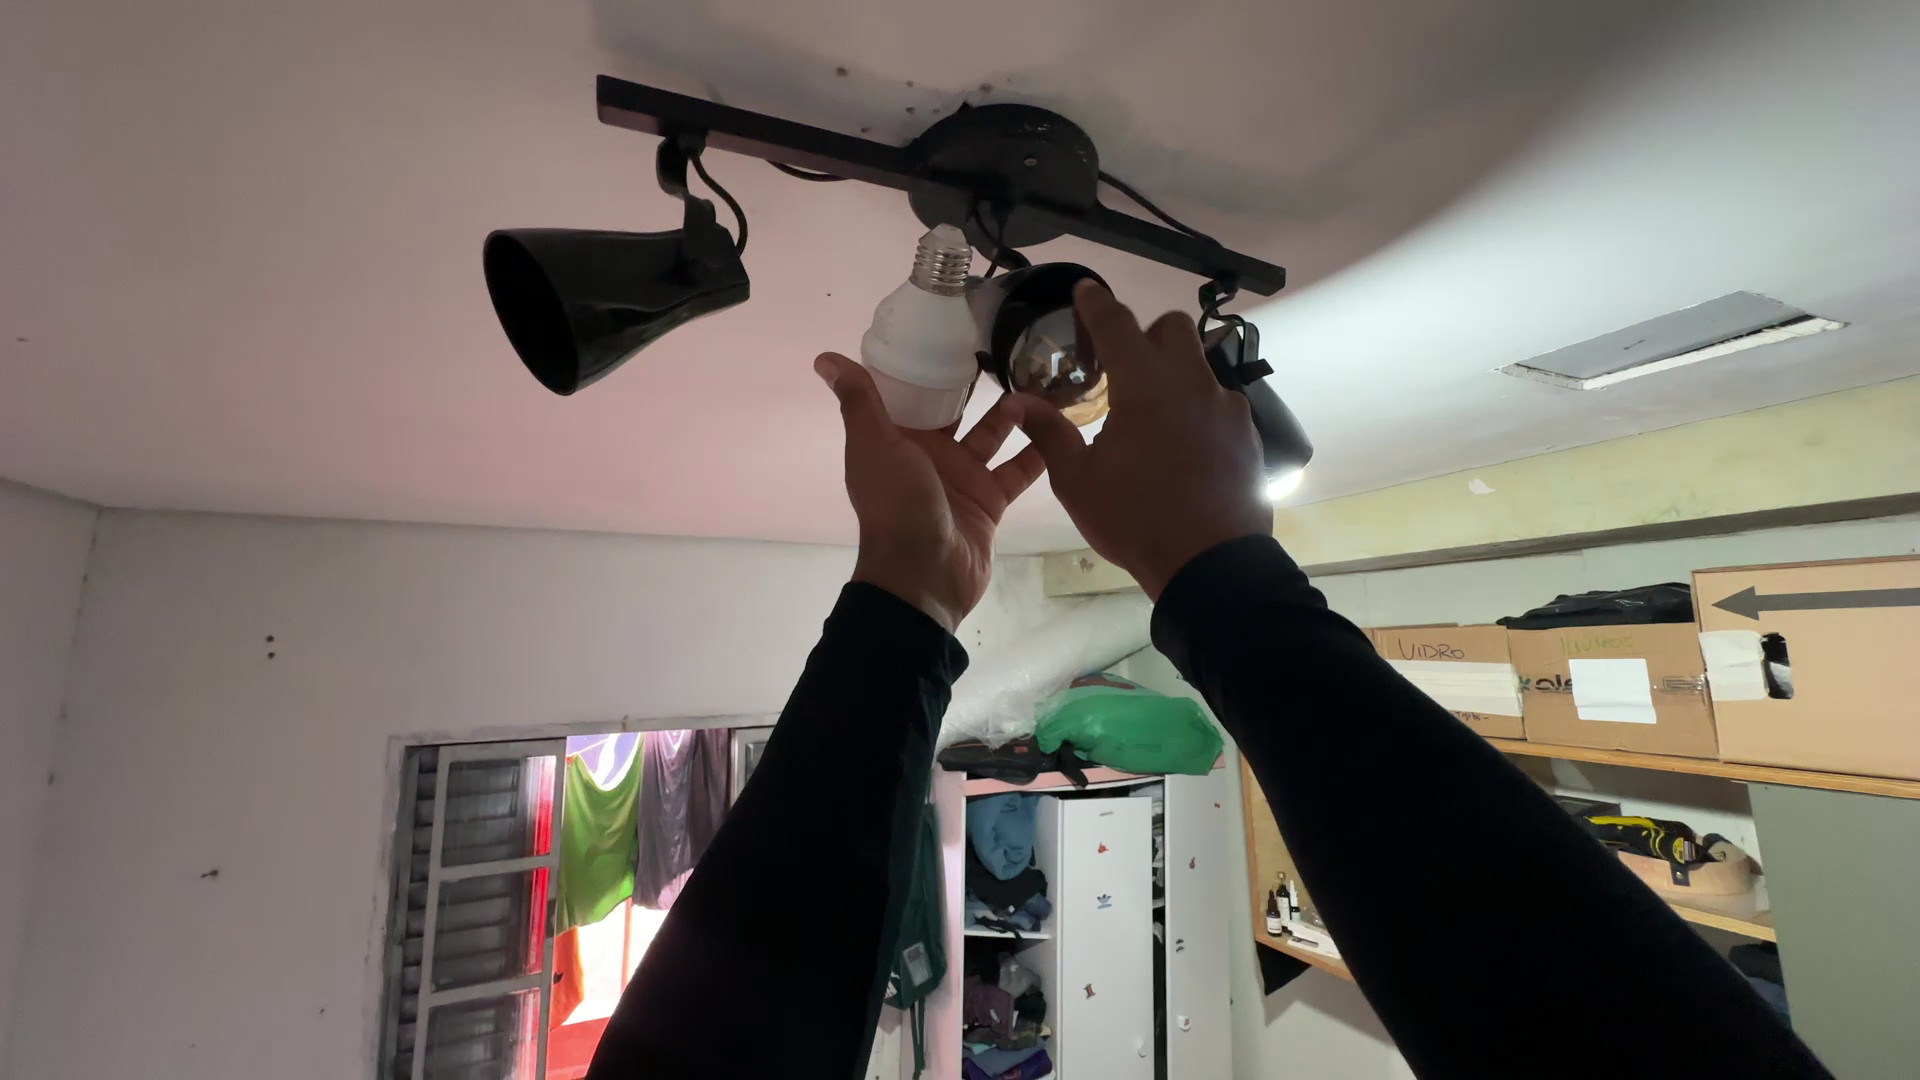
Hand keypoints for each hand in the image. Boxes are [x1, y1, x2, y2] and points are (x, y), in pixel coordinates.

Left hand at [816, 352, 1045, 632]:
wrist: (925, 574)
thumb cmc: (896, 504)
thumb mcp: (874, 445)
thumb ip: (860, 401)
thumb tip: (824, 357)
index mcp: (897, 439)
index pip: (914, 394)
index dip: (929, 365)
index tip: (955, 328)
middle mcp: (930, 455)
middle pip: (956, 412)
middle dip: (977, 384)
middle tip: (1009, 345)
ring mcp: (962, 479)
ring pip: (992, 436)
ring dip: (1014, 413)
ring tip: (1038, 383)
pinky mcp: (990, 501)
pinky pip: (1017, 470)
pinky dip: (1037, 452)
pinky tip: (1061, 424)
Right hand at [1008, 281, 1270, 599]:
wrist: (1208, 564)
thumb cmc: (1134, 519)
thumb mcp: (1077, 481)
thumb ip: (1050, 433)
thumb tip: (1021, 401)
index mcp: (1145, 386)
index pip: (1118, 324)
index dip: (1096, 304)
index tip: (1085, 292)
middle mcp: (1191, 384)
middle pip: (1172, 329)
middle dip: (1145, 335)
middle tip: (1121, 367)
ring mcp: (1226, 408)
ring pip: (1199, 367)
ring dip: (1172, 375)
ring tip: (1151, 418)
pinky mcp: (1246, 435)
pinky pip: (1218, 404)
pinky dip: (1195, 411)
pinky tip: (1182, 449)